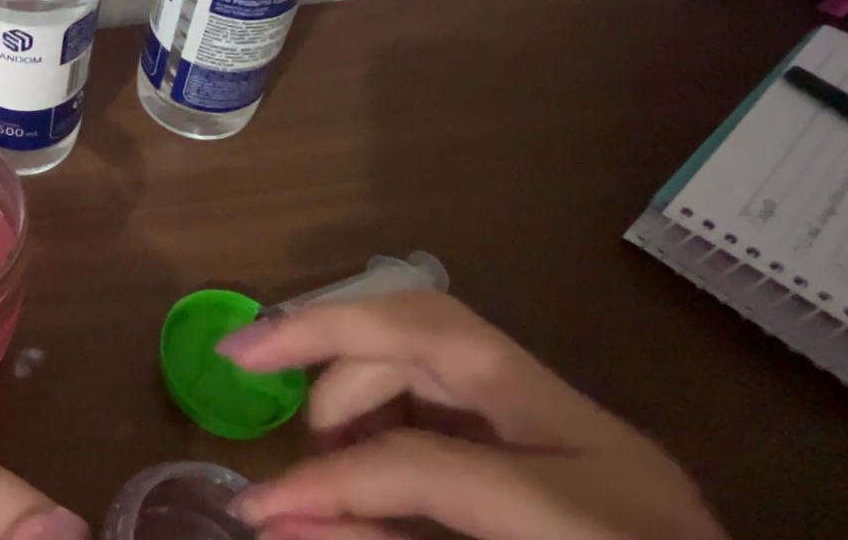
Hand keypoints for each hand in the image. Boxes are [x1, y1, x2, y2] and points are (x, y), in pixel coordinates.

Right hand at [215, 292, 727, 539]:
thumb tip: (272, 518)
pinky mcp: (562, 429)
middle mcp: (588, 434)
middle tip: (272, 396)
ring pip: (435, 331)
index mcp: (590, 501)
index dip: (326, 480)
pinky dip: (390, 384)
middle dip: (327, 344)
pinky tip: (367, 432)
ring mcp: (579, 424)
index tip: (257, 507)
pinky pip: (453, 369)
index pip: (423, 462)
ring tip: (326, 435)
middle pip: (430, 330)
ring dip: (357, 364)